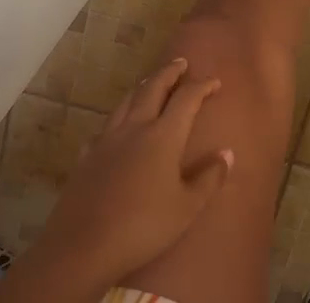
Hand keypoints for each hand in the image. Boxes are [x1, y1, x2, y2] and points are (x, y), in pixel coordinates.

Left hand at [37, 59, 231, 287]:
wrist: (82, 247)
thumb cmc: (143, 226)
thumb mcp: (186, 208)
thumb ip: (209, 178)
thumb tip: (227, 153)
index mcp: (163, 135)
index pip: (187, 98)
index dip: (202, 86)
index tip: (214, 82)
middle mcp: (135, 128)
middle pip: (153, 89)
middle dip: (169, 73)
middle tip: (180, 63)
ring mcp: (107, 141)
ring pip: (126, 102)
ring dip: (142, 87)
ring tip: (150, 83)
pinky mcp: (86, 157)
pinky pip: (105, 127)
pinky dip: (117, 118)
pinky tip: (115, 128)